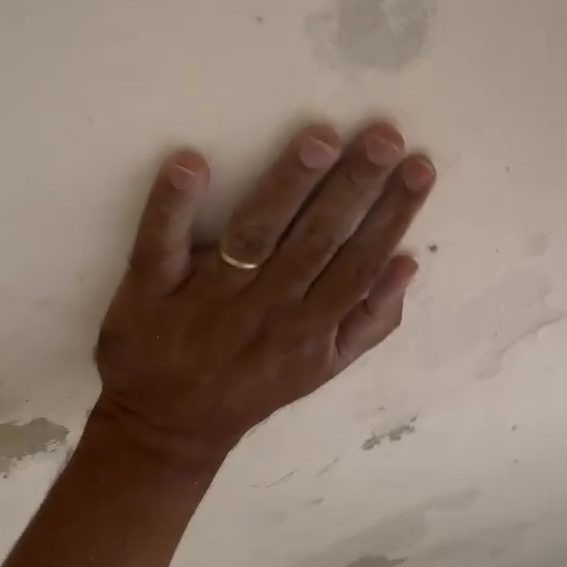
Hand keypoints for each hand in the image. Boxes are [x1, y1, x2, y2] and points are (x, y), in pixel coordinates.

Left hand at [91, 123, 435, 468]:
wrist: (166, 429)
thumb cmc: (259, 385)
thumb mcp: (328, 367)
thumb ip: (373, 318)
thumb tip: (408, 262)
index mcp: (312, 328)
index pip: (362, 261)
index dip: (394, 214)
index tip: (419, 168)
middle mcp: (266, 310)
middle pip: (317, 240)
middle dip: (355, 186)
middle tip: (383, 137)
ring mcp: (205, 299)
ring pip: (255, 235)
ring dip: (288, 186)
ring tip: (320, 140)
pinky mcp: (148, 292)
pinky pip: (160, 245)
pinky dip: (172, 207)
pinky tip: (190, 162)